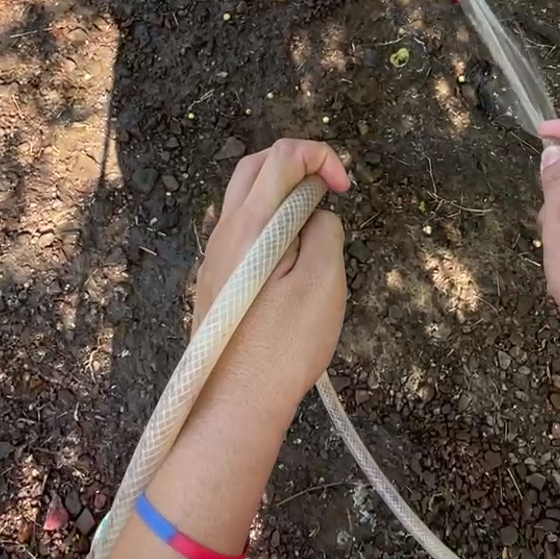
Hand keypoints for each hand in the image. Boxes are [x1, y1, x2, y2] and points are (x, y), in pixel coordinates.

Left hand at [192, 139, 350, 418]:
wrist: (233, 403)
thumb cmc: (285, 343)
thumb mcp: (323, 281)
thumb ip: (324, 231)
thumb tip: (314, 218)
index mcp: (252, 221)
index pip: (284, 155)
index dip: (321, 156)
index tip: (344, 189)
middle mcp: (226, 227)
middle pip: (256, 164)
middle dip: (297, 163)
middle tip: (327, 191)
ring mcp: (216, 251)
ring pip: (245, 194)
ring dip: (282, 191)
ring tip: (313, 224)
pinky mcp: (216, 275)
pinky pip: (242, 225)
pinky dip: (270, 218)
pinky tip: (290, 256)